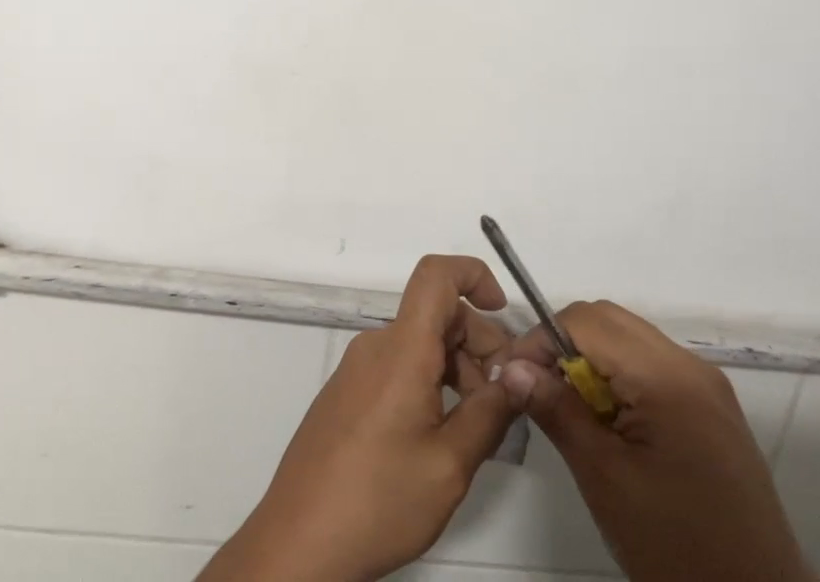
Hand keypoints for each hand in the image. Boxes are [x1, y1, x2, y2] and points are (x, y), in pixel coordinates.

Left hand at [200, 256, 518, 581]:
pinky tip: (442, 436)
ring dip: (457, 370)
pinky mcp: (346, 397)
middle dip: (480, 344)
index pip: (436, 275)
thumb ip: (491, 412)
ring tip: (478, 428)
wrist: (298, 544)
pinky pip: (397, 368)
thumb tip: (521, 374)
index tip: (504, 313)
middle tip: (504, 399)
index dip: (475, 276)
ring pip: (419, 345)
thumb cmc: (378, 501)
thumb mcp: (450, 463)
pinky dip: (430, 384)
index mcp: (401, 350)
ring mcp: (356, 372)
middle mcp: (375, 348)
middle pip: (436, 315)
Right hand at [500, 302, 812, 581]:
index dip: (540, 339)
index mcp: (667, 377)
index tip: (511, 378)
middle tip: (534, 390)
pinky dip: (616, 379)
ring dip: (587, 361)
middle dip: (561, 344)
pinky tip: (603, 423)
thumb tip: (510, 367)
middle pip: (609, 322)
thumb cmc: (673, 541)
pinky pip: (650, 368)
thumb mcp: (604, 477)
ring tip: (564, 409)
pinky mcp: (709, 408)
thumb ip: (557, 411)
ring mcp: (705, 386)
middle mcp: (691, 366)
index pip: (587, 321)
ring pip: (628, 341)